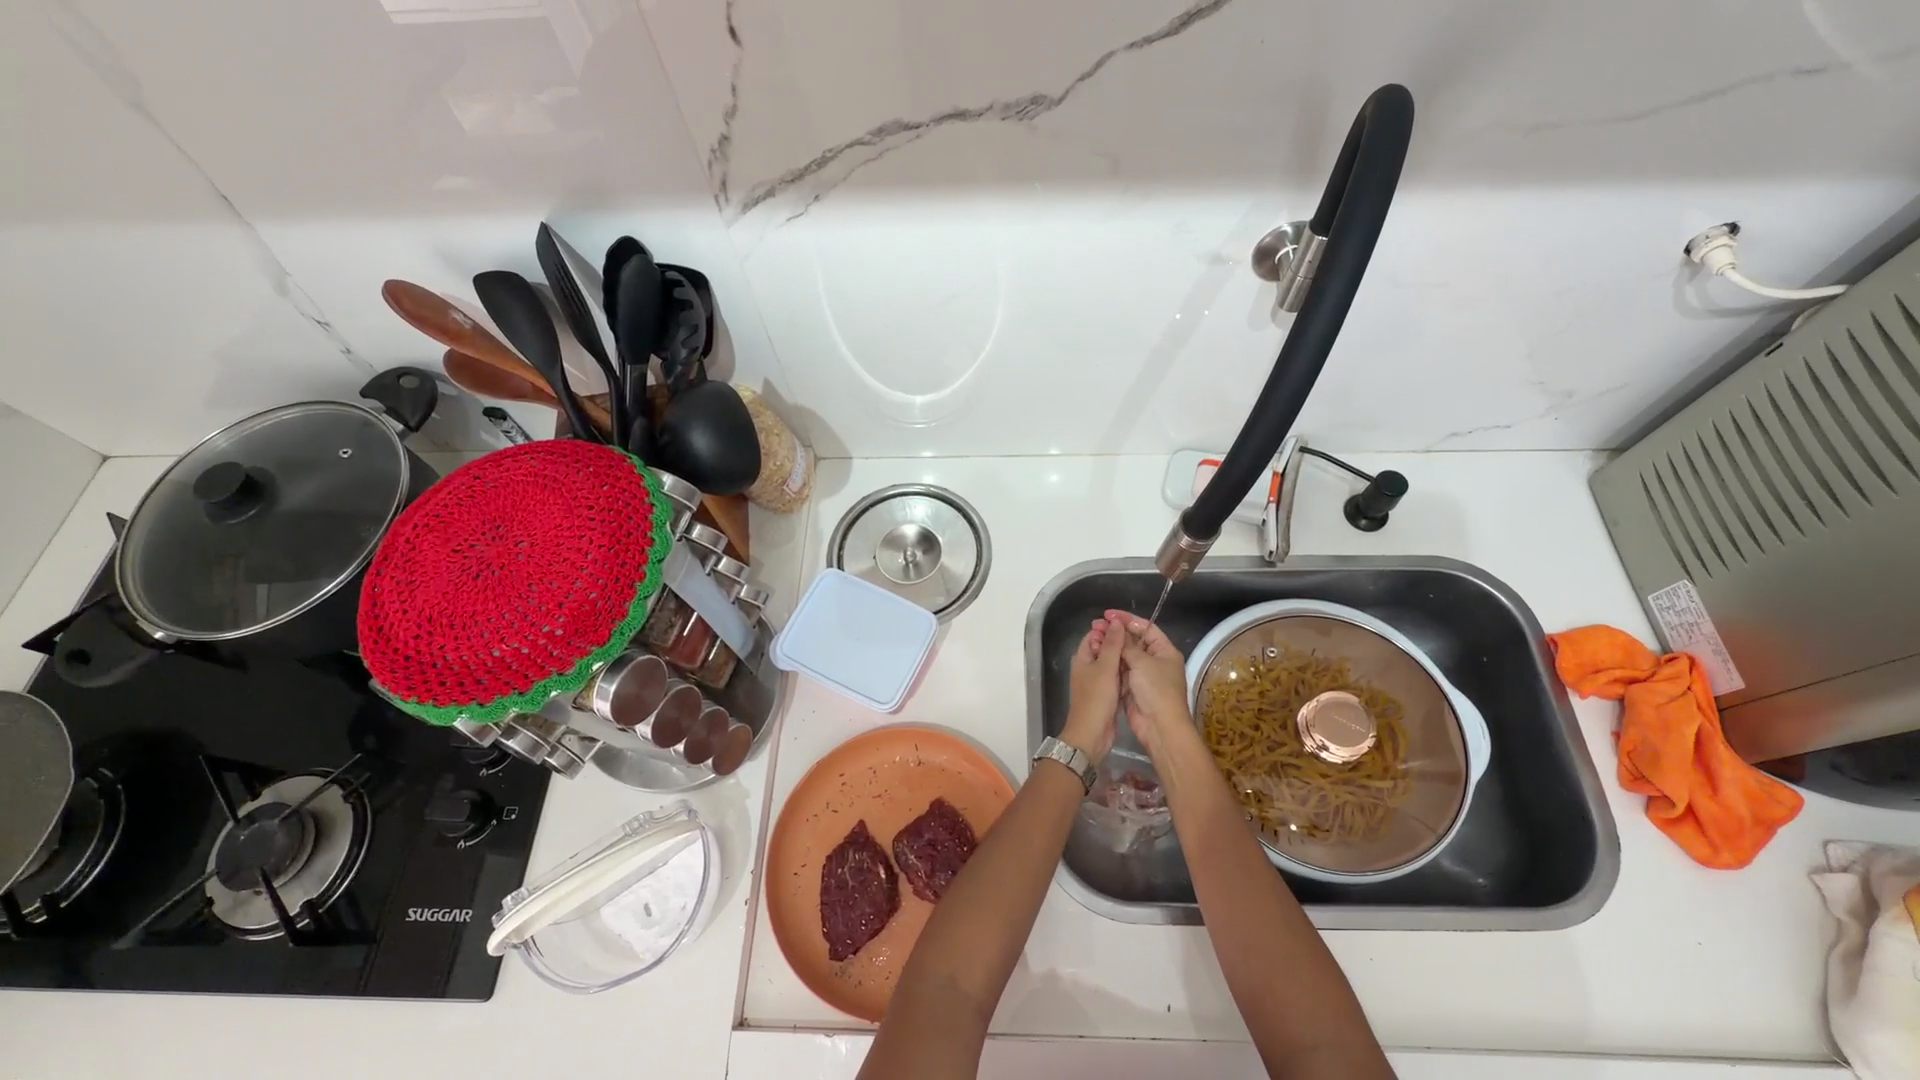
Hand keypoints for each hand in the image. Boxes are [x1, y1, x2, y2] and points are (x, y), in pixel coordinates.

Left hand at [1062, 614, 1127, 764]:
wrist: (1092, 734)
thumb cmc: (1096, 698)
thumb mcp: (1105, 667)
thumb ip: (1112, 644)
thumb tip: (1115, 621)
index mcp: (1082, 658)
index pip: (1093, 635)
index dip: (1107, 628)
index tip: (1126, 623)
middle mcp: (1088, 667)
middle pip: (1104, 648)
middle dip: (1119, 643)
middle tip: (1140, 638)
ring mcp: (1098, 682)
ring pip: (1113, 664)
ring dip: (1124, 659)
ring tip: (1143, 651)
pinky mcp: (1107, 694)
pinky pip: (1117, 679)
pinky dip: (1126, 674)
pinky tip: (1139, 671)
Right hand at [1099, 610, 1192, 757]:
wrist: (1159, 726)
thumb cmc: (1156, 690)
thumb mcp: (1142, 662)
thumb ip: (1127, 645)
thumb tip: (1117, 630)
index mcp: (1165, 651)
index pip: (1146, 627)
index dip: (1128, 619)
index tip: (1108, 615)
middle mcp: (1155, 661)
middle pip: (1135, 641)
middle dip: (1116, 633)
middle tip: (1096, 626)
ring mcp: (1144, 675)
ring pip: (1125, 657)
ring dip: (1112, 649)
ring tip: (1093, 639)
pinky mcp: (1133, 688)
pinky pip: (1121, 672)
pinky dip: (1110, 665)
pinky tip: (1097, 657)